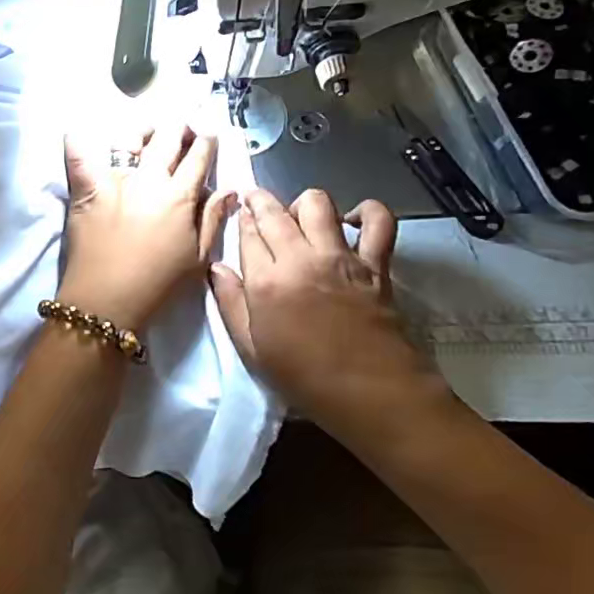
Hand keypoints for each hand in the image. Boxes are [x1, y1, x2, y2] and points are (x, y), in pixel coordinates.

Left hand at [59, 124, 229, 329]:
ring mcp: (115, 182)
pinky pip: (79, 159)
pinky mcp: (87, 190)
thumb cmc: (159, 284)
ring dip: (143, 130)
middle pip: (168, 139)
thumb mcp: (197, 257)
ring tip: (149, 131)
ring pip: (130, 141)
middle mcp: (149, 180)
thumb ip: (213, 218)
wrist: (107, 304)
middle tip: (184, 127)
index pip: (198, 157)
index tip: (210, 134)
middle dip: (180, 127)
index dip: (206, 142)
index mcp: (179, 196)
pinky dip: (77, 144)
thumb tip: (229, 189)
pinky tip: (78, 132)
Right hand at [209, 189, 451, 437]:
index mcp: (266, 282)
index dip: (243, 222)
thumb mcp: (254, 351)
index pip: (248, 235)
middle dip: (260, 201)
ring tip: (299, 215)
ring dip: (303, 204)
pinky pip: (378, 222)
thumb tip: (216, 268)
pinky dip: (369, 212)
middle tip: (257, 201)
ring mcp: (340, 256)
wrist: (370, 392)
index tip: (242, 217)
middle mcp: (300, 259)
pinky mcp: (374, 262)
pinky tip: (354, 221)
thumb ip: (231, 305)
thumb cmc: (305, 379)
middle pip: (275, 213)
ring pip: (317, 204)